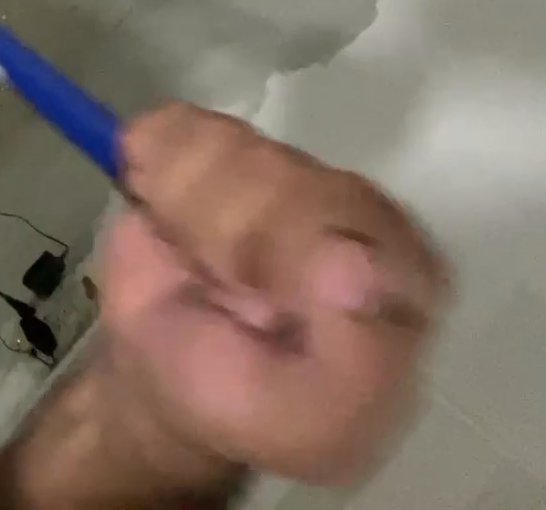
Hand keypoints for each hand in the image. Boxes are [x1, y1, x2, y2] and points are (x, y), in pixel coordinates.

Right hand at [10, 104, 448, 505]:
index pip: (349, 211)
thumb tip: (354, 258)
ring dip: (183, 208)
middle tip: (219, 283)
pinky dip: (150, 171)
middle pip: (277, 171)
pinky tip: (159, 210)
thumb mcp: (310, 419)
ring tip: (190, 256)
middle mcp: (345, 205)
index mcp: (395, 267)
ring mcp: (273, 165)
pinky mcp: (209, 143)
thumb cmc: (240, 402)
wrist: (156, 372)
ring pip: (221, 145)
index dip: (283, 242)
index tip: (249, 291)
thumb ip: (355, 358)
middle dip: (226, 233)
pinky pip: (170, 126)